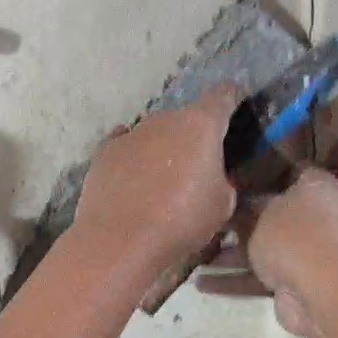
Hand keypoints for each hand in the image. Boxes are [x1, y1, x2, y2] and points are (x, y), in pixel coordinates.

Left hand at [72, 87, 242, 275]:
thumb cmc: (180, 222)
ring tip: (159, 179)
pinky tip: (130, 171)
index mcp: (200, 124)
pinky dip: (130, 155)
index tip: (236, 108)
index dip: (233, 100)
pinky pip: (122, 146)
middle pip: (183, 118)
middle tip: (194, 165)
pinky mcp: (101, 155)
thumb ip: (223, 181)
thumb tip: (213, 178)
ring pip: (152, 134)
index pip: (223, 96)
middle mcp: (163, 120)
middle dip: (190, 137)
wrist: (119, 241)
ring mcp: (129, 135)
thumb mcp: (222, 205)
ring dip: (159, 148)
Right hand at [196, 168, 337, 337]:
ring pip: (258, 248)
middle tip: (200, 217)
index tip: (227, 175)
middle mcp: (312, 217)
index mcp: (315, 189)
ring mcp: (302, 252)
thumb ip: (243, 206)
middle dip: (235, 218)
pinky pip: (254, 277)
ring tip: (192, 254)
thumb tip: (231, 203)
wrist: (321, 292)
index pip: (289, 171)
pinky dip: (229, 280)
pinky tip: (199, 284)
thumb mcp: (259, 212)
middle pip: (268, 213)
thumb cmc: (294, 237)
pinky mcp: (290, 282)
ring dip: (226, 254)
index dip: (259, 171)